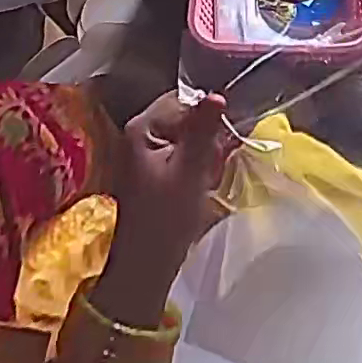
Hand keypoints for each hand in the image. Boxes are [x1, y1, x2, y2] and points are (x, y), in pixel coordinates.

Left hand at [112, 91, 235, 267]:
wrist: (146, 267)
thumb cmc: (166, 219)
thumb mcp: (189, 172)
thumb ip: (202, 132)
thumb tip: (218, 95)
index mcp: (142, 127)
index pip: (183, 101)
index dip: (206, 118)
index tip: (220, 142)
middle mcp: (141, 132)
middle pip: (186, 117)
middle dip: (206, 139)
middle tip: (211, 167)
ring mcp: (147, 151)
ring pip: (189, 136)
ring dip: (205, 154)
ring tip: (206, 179)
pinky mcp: (156, 169)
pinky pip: (185, 153)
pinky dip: (198, 166)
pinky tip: (202, 184)